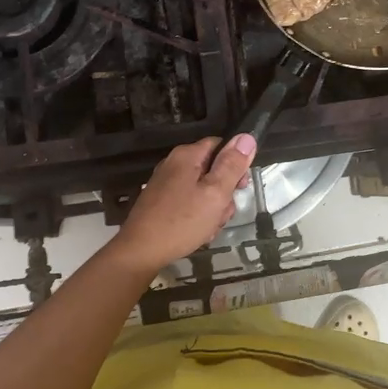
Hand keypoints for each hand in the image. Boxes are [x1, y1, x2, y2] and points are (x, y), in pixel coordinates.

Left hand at [109, 135, 256, 273]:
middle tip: (221, 214)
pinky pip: (188, 203)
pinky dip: (197, 216)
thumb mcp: (215, 193)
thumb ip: (232, 165)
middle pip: (212, 170)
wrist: (140, 251)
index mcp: (187, 156)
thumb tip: (246, 137)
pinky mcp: (161, 202)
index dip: (235, 164)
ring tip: (208, 228)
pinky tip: (197, 233)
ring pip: (202, 190)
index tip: (240, 187)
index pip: (220, 145)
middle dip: (223, 194)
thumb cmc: (181, 221)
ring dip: (212, 209)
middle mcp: (174, 164)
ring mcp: (165, 184)